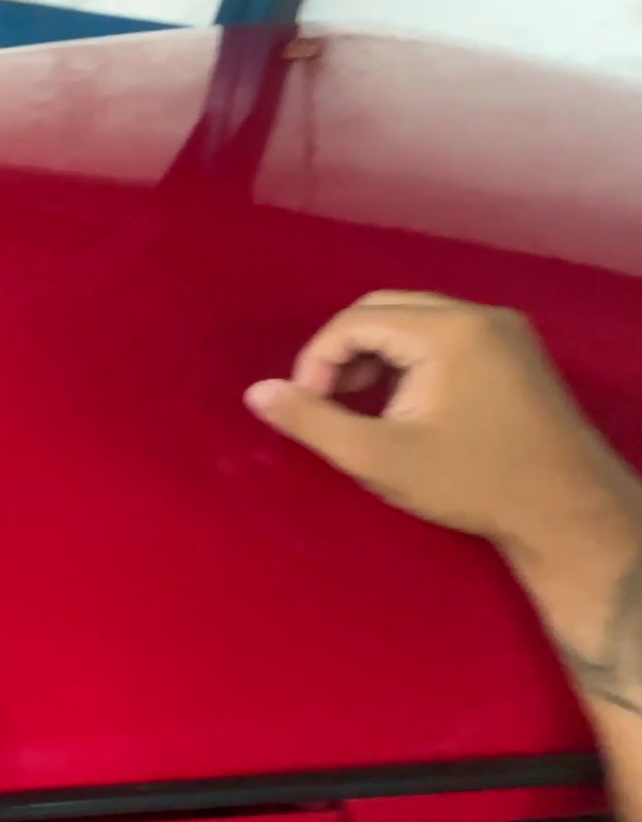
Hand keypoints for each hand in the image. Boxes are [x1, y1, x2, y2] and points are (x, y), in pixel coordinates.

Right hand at [244, 291, 641, 556]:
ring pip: (404, 320)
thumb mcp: (372, 455)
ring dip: (364, 356)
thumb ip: (308, 419)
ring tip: (353, 403)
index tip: (308, 408)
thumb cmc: (466, 481)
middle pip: (378, 310)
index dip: (314, 362)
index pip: (353, 322)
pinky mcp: (508, 352)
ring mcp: (501, 332)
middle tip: (325, 400)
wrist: (566, 511)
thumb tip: (255, 392)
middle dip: (337, 353)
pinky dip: (396, 359)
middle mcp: (479, 318)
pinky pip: (432, 335)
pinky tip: (391, 400)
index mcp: (449, 334)